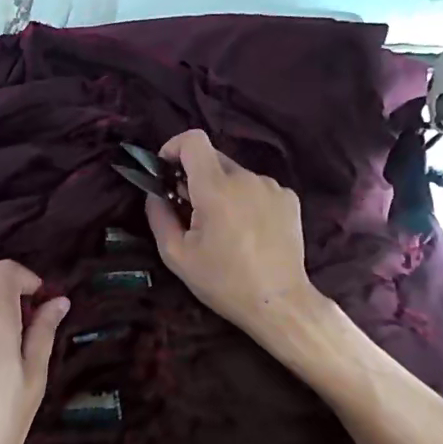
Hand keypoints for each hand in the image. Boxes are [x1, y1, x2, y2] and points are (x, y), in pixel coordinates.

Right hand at [145, 129, 320, 339]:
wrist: (280, 304)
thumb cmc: (224, 282)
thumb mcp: (177, 256)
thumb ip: (159, 217)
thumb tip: (154, 194)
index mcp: (216, 188)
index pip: (193, 140)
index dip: (174, 147)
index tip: (166, 170)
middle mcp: (246, 178)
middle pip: (213, 159)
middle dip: (196, 178)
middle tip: (192, 212)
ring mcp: (272, 187)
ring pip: (236, 176)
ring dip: (223, 191)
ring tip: (225, 229)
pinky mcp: (289, 199)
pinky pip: (258, 189)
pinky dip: (247, 201)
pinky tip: (250, 232)